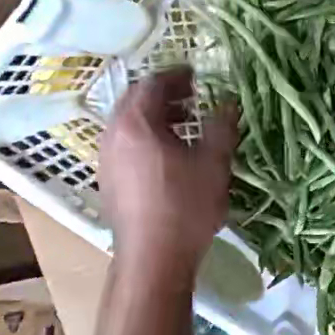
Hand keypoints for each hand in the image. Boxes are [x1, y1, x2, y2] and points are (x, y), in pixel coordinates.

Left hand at [100, 69, 237, 277]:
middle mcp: (113, 136)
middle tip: (192, 98)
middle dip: (164, 96)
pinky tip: (170, 158)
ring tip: (184, 127)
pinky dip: (147, 140)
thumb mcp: (214, 163)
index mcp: (136, 124)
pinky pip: (126, 147)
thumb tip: (229, 104)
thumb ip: (222, 127)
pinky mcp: (109, 182)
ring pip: (129, 126)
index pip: (152, 84)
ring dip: (155, 119)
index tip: (197, 77)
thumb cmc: (185, 207)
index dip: (176, 77)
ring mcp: (106, 160)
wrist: (153, 258)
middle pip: (135, 102)